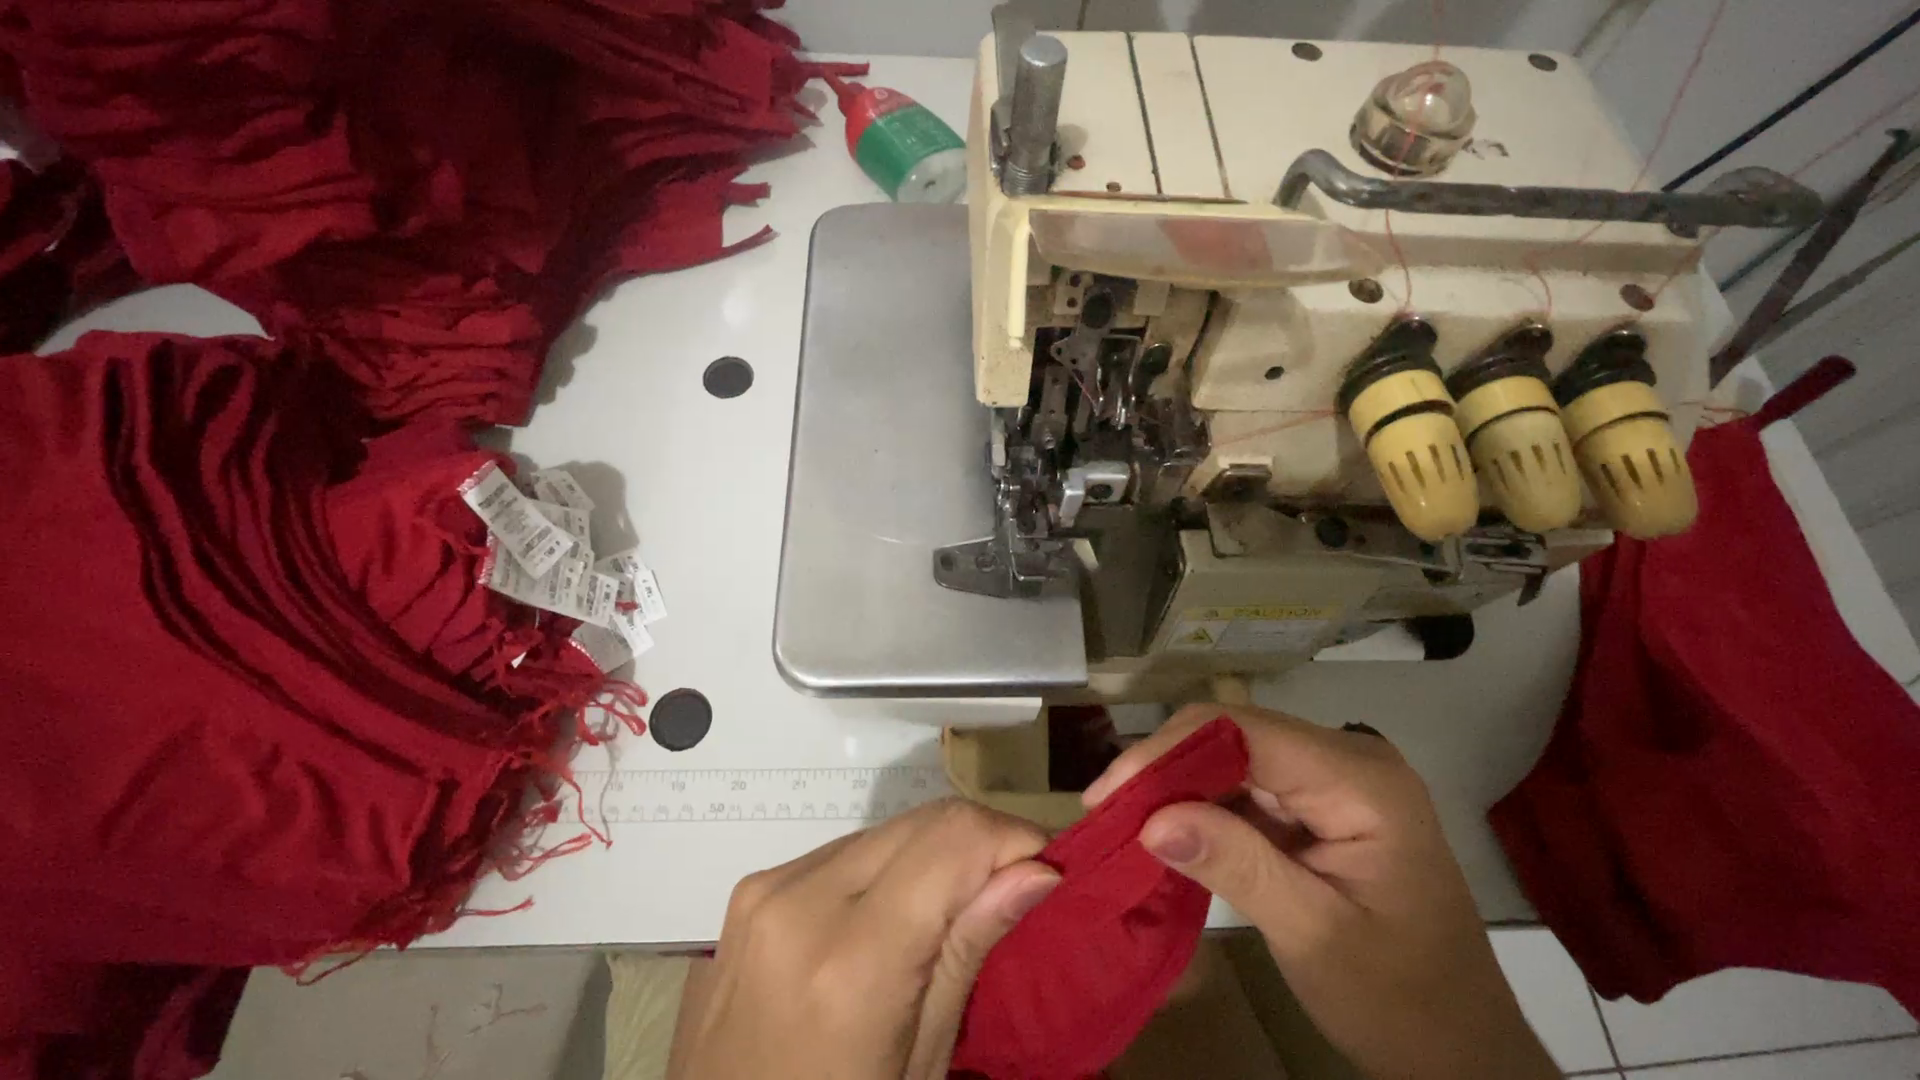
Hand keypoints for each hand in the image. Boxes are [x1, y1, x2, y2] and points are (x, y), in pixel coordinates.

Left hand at [669, 798, 1059, 1079]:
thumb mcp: (918, 1065)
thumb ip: (968, 953)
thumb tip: (1037, 872)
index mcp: (847, 960)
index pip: (954, 839)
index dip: (1016, 840)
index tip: (1050, 875)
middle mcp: (799, 899)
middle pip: (923, 822)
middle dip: (982, 844)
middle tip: (1016, 891)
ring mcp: (766, 887)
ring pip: (887, 830)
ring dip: (935, 855)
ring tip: (955, 910)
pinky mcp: (750, 887)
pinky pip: (844, 849)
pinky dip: (888, 867)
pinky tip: (896, 915)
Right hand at [1085, 704, 1556, 1079]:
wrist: (1457, 1047)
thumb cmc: (1399, 998)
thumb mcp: (1314, 935)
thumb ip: (1238, 866)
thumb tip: (1152, 820)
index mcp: (1360, 780)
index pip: (1243, 732)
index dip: (1168, 751)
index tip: (1109, 795)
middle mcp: (1346, 761)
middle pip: (1233, 736)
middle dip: (1164, 769)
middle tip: (1106, 813)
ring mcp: (1333, 782)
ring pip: (1232, 758)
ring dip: (1176, 787)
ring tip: (1122, 821)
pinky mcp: (1317, 806)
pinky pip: (1245, 788)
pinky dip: (1200, 807)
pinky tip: (1165, 831)